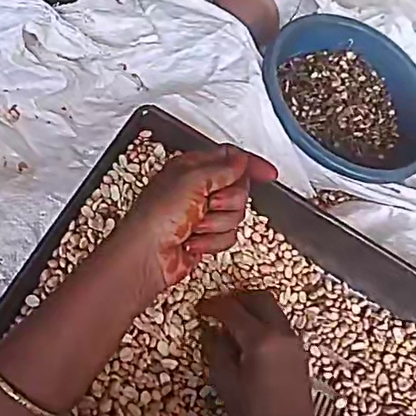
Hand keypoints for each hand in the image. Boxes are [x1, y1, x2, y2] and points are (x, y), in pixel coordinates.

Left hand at [113, 144, 277, 292]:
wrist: (146, 256)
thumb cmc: (157, 217)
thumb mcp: (191, 180)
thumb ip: (222, 168)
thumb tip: (241, 161)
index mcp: (192, 168)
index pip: (229, 159)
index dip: (250, 165)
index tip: (268, 173)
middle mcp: (198, 189)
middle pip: (239, 190)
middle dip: (229, 201)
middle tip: (211, 204)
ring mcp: (202, 215)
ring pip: (236, 216)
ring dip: (218, 223)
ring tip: (196, 226)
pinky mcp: (206, 238)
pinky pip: (228, 237)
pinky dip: (213, 241)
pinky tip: (194, 242)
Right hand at [200, 290, 337, 415]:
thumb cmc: (254, 413)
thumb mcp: (225, 382)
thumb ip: (217, 350)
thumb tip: (212, 330)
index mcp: (261, 339)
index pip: (233, 309)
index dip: (213, 306)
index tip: (199, 309)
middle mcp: (281, 332)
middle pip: (258, 298)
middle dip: (235, 298)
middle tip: (216, 309)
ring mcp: (293, 340)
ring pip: (271, 308)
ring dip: (250, 308)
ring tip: (230, 323)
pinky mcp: (298, 350)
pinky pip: (278, 322)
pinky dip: (261, 321)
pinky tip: (247, 338)